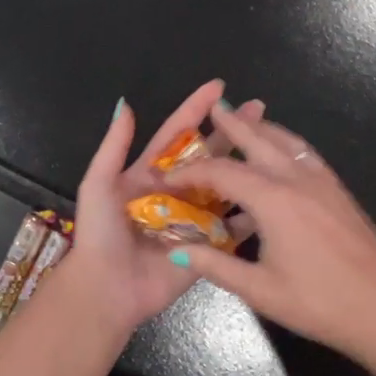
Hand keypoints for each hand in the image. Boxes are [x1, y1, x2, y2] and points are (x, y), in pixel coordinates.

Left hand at [56, 80, 265, 335]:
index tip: (219, 87)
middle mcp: (174, 192)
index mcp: (148, 174)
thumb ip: (114, 146)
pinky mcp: (206, 247)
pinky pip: (232, 228)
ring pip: (225, 187)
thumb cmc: (100, 234)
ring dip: (246, 167)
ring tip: (274, 147)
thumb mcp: (98, 184)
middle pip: (208, 156)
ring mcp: (193, 220)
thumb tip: (126, 104)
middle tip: (258, 110)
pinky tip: (276, 196)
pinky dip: (252, 213)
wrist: (106, 288)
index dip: (196, 109)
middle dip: (231, 133)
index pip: (177, 134)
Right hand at [162, 103, 375, 367]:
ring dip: (262, 128)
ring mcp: (324, 184)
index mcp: (273, 200)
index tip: (166, 176)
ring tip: (247, 119)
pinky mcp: (341, 194)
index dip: (190, 172)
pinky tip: (285, 153)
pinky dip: (286, 144)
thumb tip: (176, 249)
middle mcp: (297, 181)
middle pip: (259, 141)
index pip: (221, 172)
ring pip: (288, 143)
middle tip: (214, 108)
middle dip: (233, 124)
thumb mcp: (261, 290)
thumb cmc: (323, 303)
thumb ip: (216, 266)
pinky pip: (306, 155)